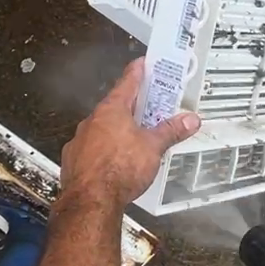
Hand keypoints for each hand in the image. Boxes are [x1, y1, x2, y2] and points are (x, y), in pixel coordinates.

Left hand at [59, 60, 200, 207]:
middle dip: (134, 105)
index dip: (137, 72)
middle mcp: (92, 121)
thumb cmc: (119, 169)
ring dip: (119, 129)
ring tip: (137, 137)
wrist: (91, 201)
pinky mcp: (75, 161)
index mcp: (112, 110)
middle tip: (150, 104)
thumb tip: (188, 121)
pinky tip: (116, 160)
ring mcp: (80, 141)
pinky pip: (94, 147)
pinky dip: (106, 149)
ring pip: (103, 128)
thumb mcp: (153, 147)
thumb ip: (171, 131)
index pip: (127, 83)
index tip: (142, 64)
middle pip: (116, 105)